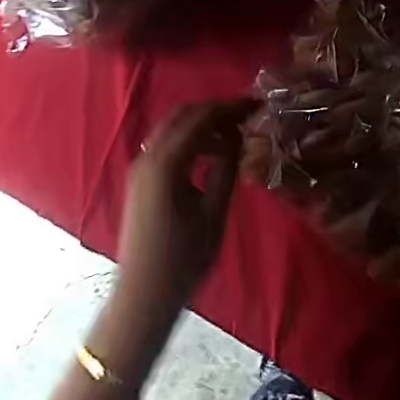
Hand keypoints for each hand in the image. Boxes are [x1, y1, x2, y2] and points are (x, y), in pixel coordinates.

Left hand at [116, 100, 255, 312]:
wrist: (144, 295)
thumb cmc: (183, 259)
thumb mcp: (214, 213)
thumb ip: (227, 168)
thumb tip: (238, 137)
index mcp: (166, 163)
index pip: (202, 118)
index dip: (232, 108)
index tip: (259, 105)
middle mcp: (148, 157)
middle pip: (183, 115)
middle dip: (216, 110)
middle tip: (248, 115)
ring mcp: (140, 168)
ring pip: (173, 129)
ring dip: (203, 124)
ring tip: (235, 136)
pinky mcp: (141, 181)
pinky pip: (166, 145)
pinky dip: (190, 140)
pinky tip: (211, 155)